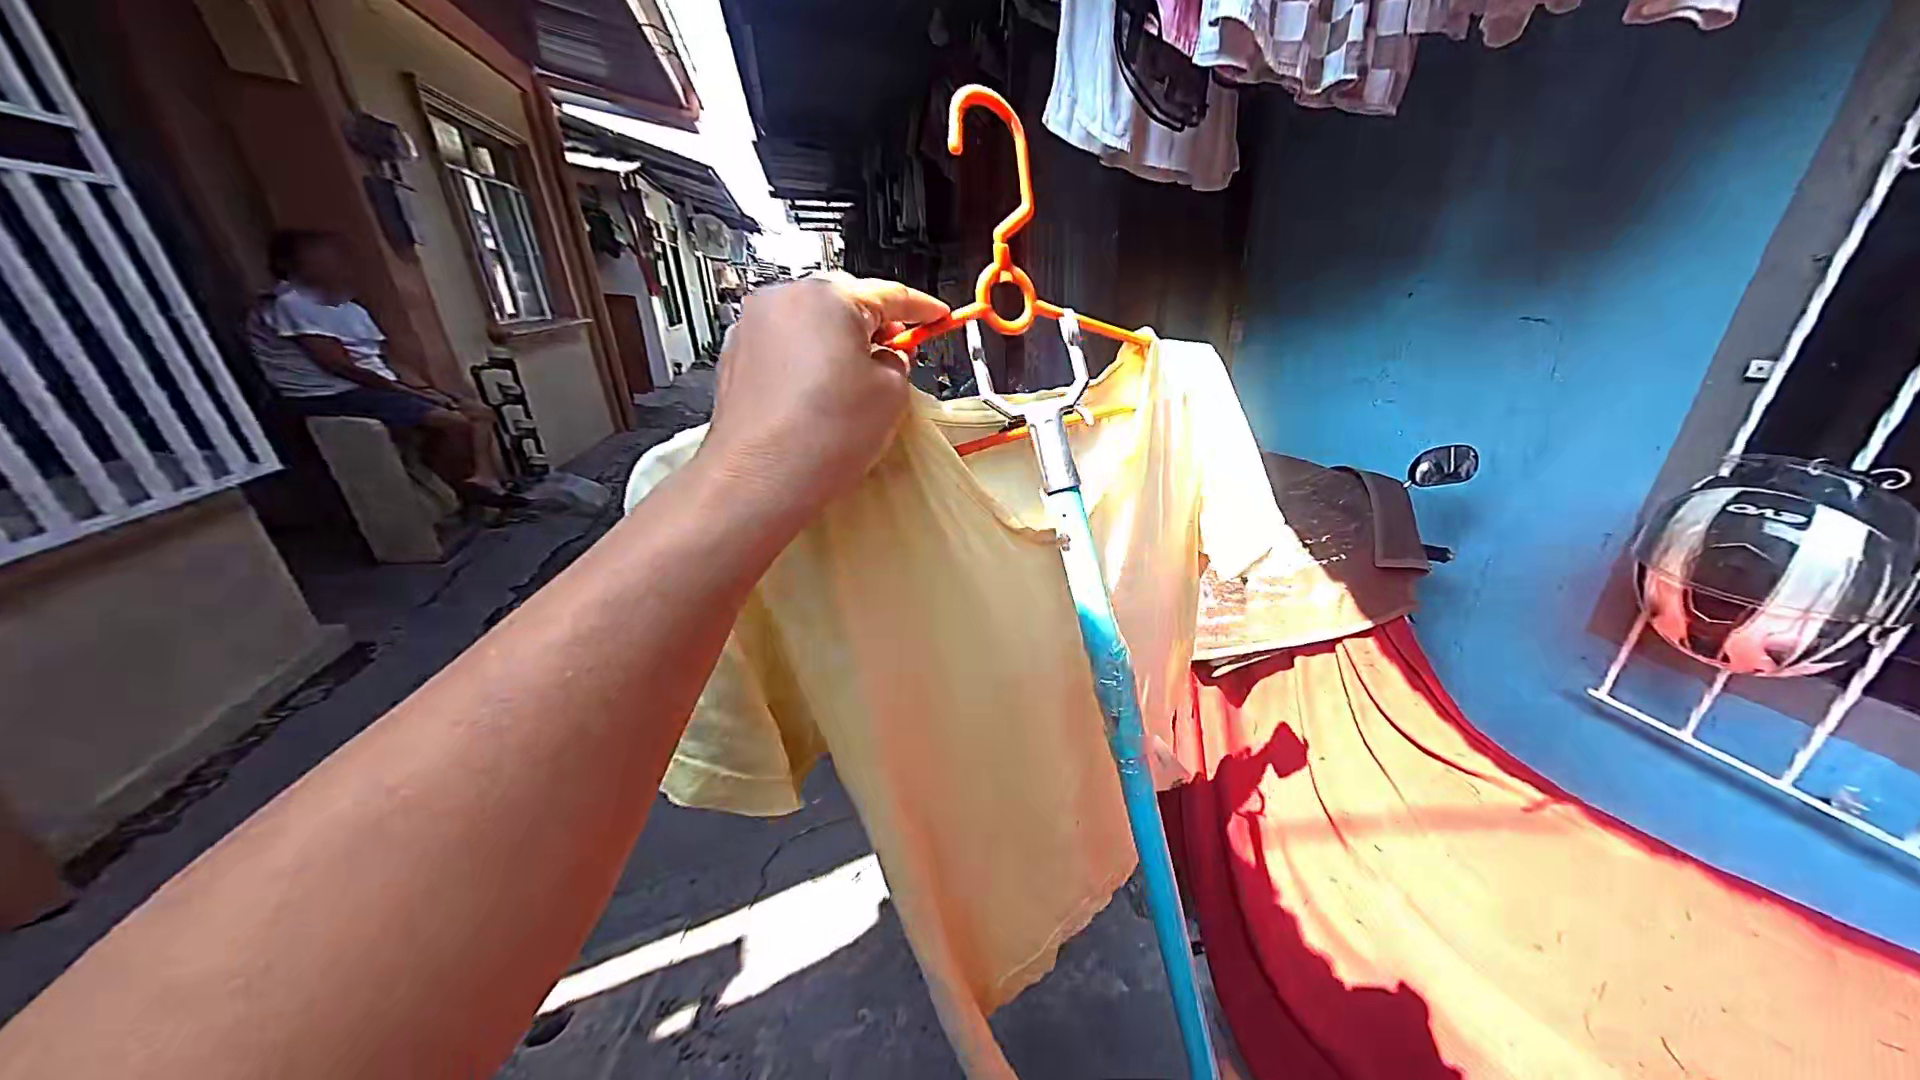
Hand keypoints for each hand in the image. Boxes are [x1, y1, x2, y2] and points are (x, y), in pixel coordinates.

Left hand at [696, 273, 946, 521]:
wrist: (761, 479)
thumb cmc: (819, 437)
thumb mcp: (891, 395)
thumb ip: (899, 363)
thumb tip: (890, 359)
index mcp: (827, 297)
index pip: (889, 293)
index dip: (920, 308)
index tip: (933, 316)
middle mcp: (783, 300)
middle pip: (844, 304)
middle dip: (875, 328)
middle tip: (898, 357)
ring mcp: (753, 328)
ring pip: (812, 325)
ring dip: (839, 347)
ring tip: (857, 389)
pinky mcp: (737, 358)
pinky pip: (786, 348)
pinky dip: (809, 363)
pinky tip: (823, 398)